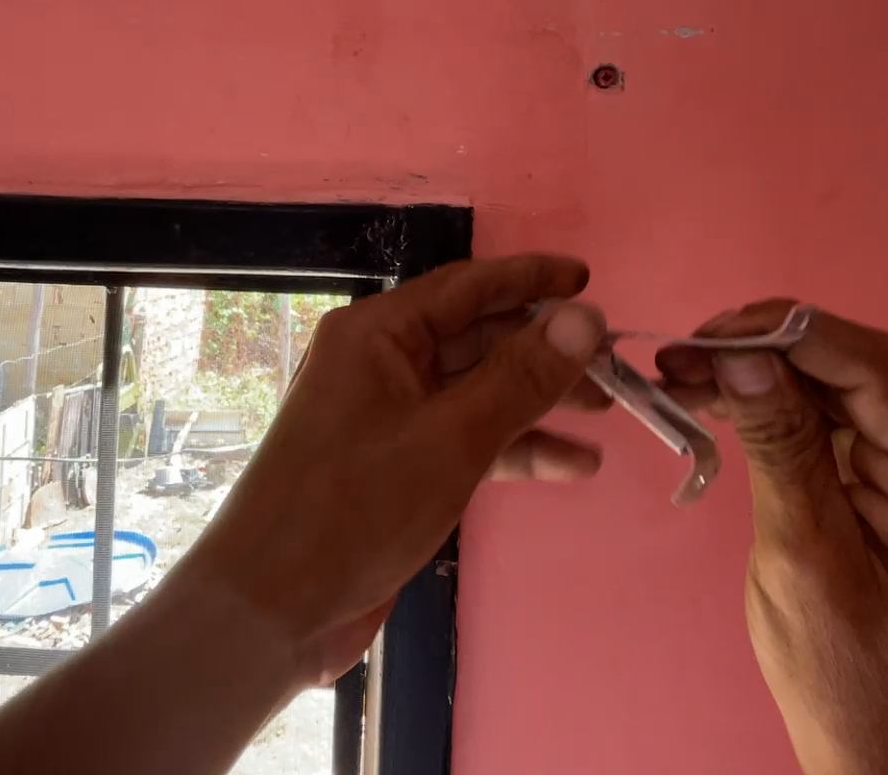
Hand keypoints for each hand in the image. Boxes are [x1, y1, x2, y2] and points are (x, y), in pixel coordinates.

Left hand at [178, 254, 607, 684]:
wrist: (274, 607)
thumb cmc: (357, 506)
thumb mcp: (451, 437)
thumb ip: (521, 376)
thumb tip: (585, 318)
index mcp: (378, 333)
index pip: (467, 286)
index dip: (529, 278)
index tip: (587, 280)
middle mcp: (382, 361)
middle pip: (477, 338)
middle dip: (543, 350)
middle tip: (613, 364)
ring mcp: (390, 414)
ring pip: (477, 390)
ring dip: (537, 400)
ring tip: (607, 410)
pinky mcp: (399, 462)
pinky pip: (466, 437)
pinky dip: (513, 447)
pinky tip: (572, 464)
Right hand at [658, 302, 887, 774]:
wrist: (879, 751)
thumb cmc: (846, 674)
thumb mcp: (802, 557)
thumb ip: (779, 447)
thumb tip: (742, 356)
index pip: (879, 371)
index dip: (794, 334)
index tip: (711, 334)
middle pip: (857, 370)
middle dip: (764, 349)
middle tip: (682, 353)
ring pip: (833, 388)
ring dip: (756, 374)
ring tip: (680, 372)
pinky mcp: (885, 483)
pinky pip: (824, 421)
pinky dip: (766, 405)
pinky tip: (712, 399)